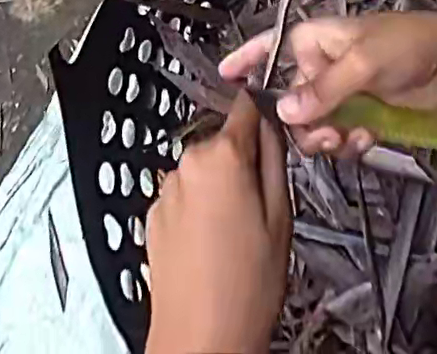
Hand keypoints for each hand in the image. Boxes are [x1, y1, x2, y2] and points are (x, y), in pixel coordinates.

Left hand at [145, 90, 291, 353]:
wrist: (199, 341)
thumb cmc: (244, 288)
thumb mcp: (281, 217)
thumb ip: (275, 159)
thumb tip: (272, 126)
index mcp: (223, 156)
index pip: (245, 106)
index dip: (262, 113)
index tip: (272, 121)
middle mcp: (189, 162)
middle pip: (224, 141)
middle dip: (243, 162)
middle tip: (259, 204)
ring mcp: (168, 187)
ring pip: (205, 170)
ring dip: (219, 187)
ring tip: (235, 233)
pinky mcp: (155, 212)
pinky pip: (185, 194)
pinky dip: (198, 208)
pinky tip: (211, 244)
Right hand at [218, 12, 436, 157]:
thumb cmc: (404, 46)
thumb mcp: (363, 63)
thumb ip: (323, 89)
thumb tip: (283, 111)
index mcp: (313, 40)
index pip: (270, 44)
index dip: (245, 59)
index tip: (225, 75)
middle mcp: (319, 65)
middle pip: (290, 100)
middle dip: (302, 123)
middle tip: (326, 137)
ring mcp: (339, 92)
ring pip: (311, 124)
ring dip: (326, 138)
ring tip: (350, 140)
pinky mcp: (357, 113)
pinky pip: (336, 135)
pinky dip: (347, 144)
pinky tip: (366, 139)